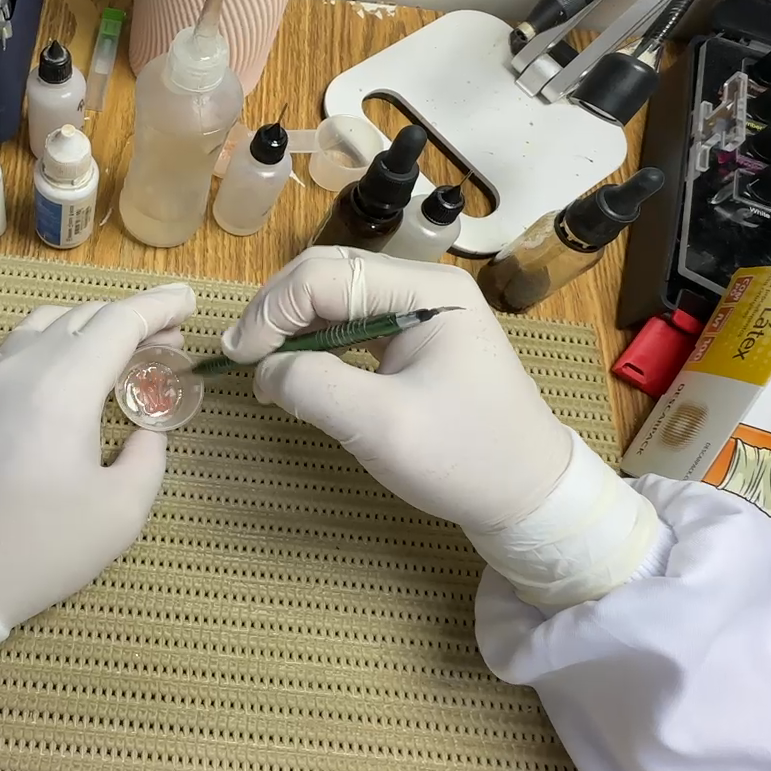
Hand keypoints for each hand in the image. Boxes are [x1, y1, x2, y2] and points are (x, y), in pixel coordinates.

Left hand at [0, 283, 195, 688]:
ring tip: (127, 349)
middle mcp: (25, 365)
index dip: (159, 307)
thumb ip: (149, 456)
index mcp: (63, 387)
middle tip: (170, 341)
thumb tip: (147, 429)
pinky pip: (24, 340)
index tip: (190, 302)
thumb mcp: (120, 513)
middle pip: (88, 314)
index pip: (119, 321)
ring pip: (53, 320)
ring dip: (96, 324)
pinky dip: (62, 337)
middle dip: (135, 317)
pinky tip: (77, 365)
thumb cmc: (38, 548)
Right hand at [221, 247, 572, 531]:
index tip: (240, 359)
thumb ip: (313, 387)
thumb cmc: (467, 460)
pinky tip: (291, 365)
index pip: (325, 278)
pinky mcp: (408, 332)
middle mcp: (420, 285)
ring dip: (287, 321)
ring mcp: (416, 306)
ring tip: (258, 360)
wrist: (530, 497)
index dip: (272, 312)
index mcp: (426, 292)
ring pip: (329, 291)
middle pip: (324, 273)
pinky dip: (308, 337)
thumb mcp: (383, 428)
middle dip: (274, 309)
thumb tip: (264, 370)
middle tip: (240, 354)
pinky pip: (344, 318)